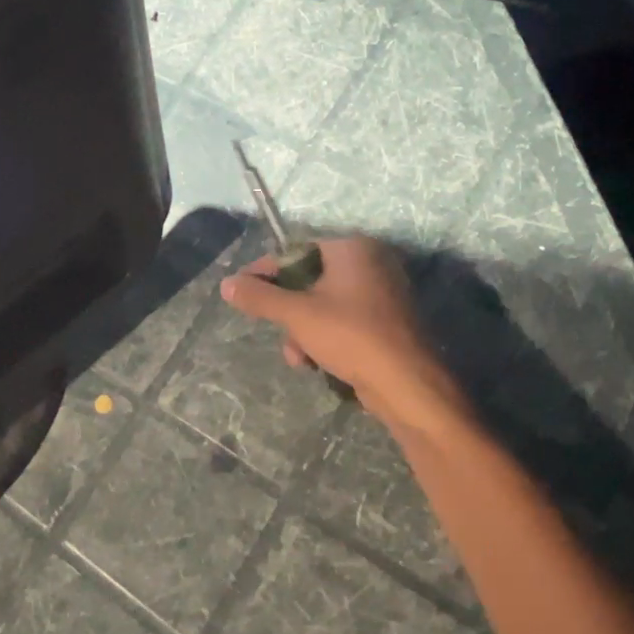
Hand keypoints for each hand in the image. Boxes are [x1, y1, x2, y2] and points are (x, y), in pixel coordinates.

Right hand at [220, 236, 458, 419]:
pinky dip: (325, 339)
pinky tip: (319, 363)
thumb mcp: (296, 314)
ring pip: (322, 306)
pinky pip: (343, 321)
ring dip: (303, 332)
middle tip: (278, 334)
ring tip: (301, 359)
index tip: (240, 293)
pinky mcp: (387, 322)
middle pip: (307, 281)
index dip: (263, 273)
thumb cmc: (350, 336)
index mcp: (352, 249)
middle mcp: (371, 263)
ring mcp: (382, 293)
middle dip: (287, 313)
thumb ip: (259, 297)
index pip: (294, 252)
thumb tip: (227, 284)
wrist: (406, 383)